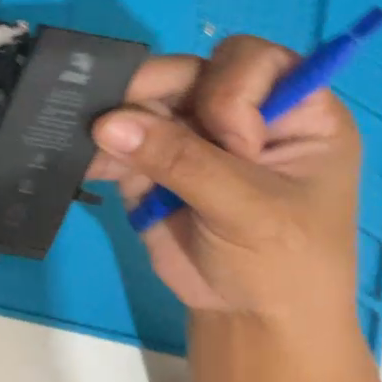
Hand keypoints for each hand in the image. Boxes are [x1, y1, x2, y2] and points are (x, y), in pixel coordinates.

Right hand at [88, 35, 361, 320]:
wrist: (250, 317)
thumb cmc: (284, 261)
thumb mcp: (250, 209)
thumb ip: (183, 162)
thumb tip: (107, 124)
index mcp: (294, 112)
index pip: (252, 63)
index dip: (230, 90)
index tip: (231, 143)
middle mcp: (240, 114)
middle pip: (186, 74)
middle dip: (153, 94)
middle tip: (122, 122)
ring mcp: (190, 138)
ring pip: (141, 102)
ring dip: (114, 118)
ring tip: (98, 145)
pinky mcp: (148, 164)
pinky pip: (114, 140)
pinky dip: (95, 150)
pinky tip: (88, 165)